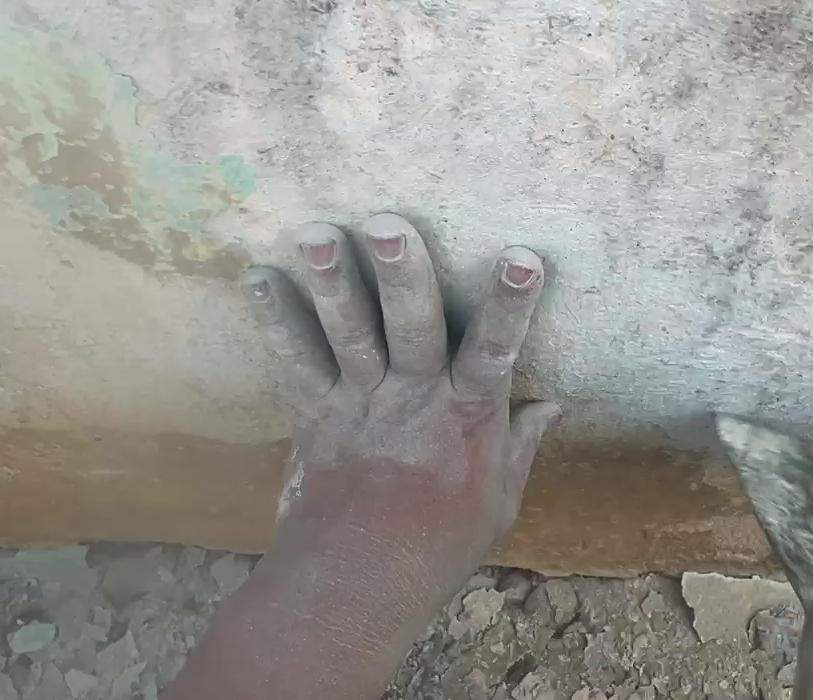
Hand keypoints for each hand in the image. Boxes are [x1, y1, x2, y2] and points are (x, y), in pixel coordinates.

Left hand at [168, 214, 557, 699]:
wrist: (353, 588)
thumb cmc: (438, 543)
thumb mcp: (499, 500)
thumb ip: (523, 443)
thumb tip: (554, 402)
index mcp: (467, 416)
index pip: (496, 352)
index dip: (510, 305)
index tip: (521, 257)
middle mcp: (414, 398)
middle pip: (412, 329)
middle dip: (403, 275)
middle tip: (388, 224)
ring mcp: (361, 402)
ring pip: (350, 334)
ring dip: (333, 283)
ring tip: (316, 233)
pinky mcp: (318, 412)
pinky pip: (296, 362)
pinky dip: (275, 320)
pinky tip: (258, 276)